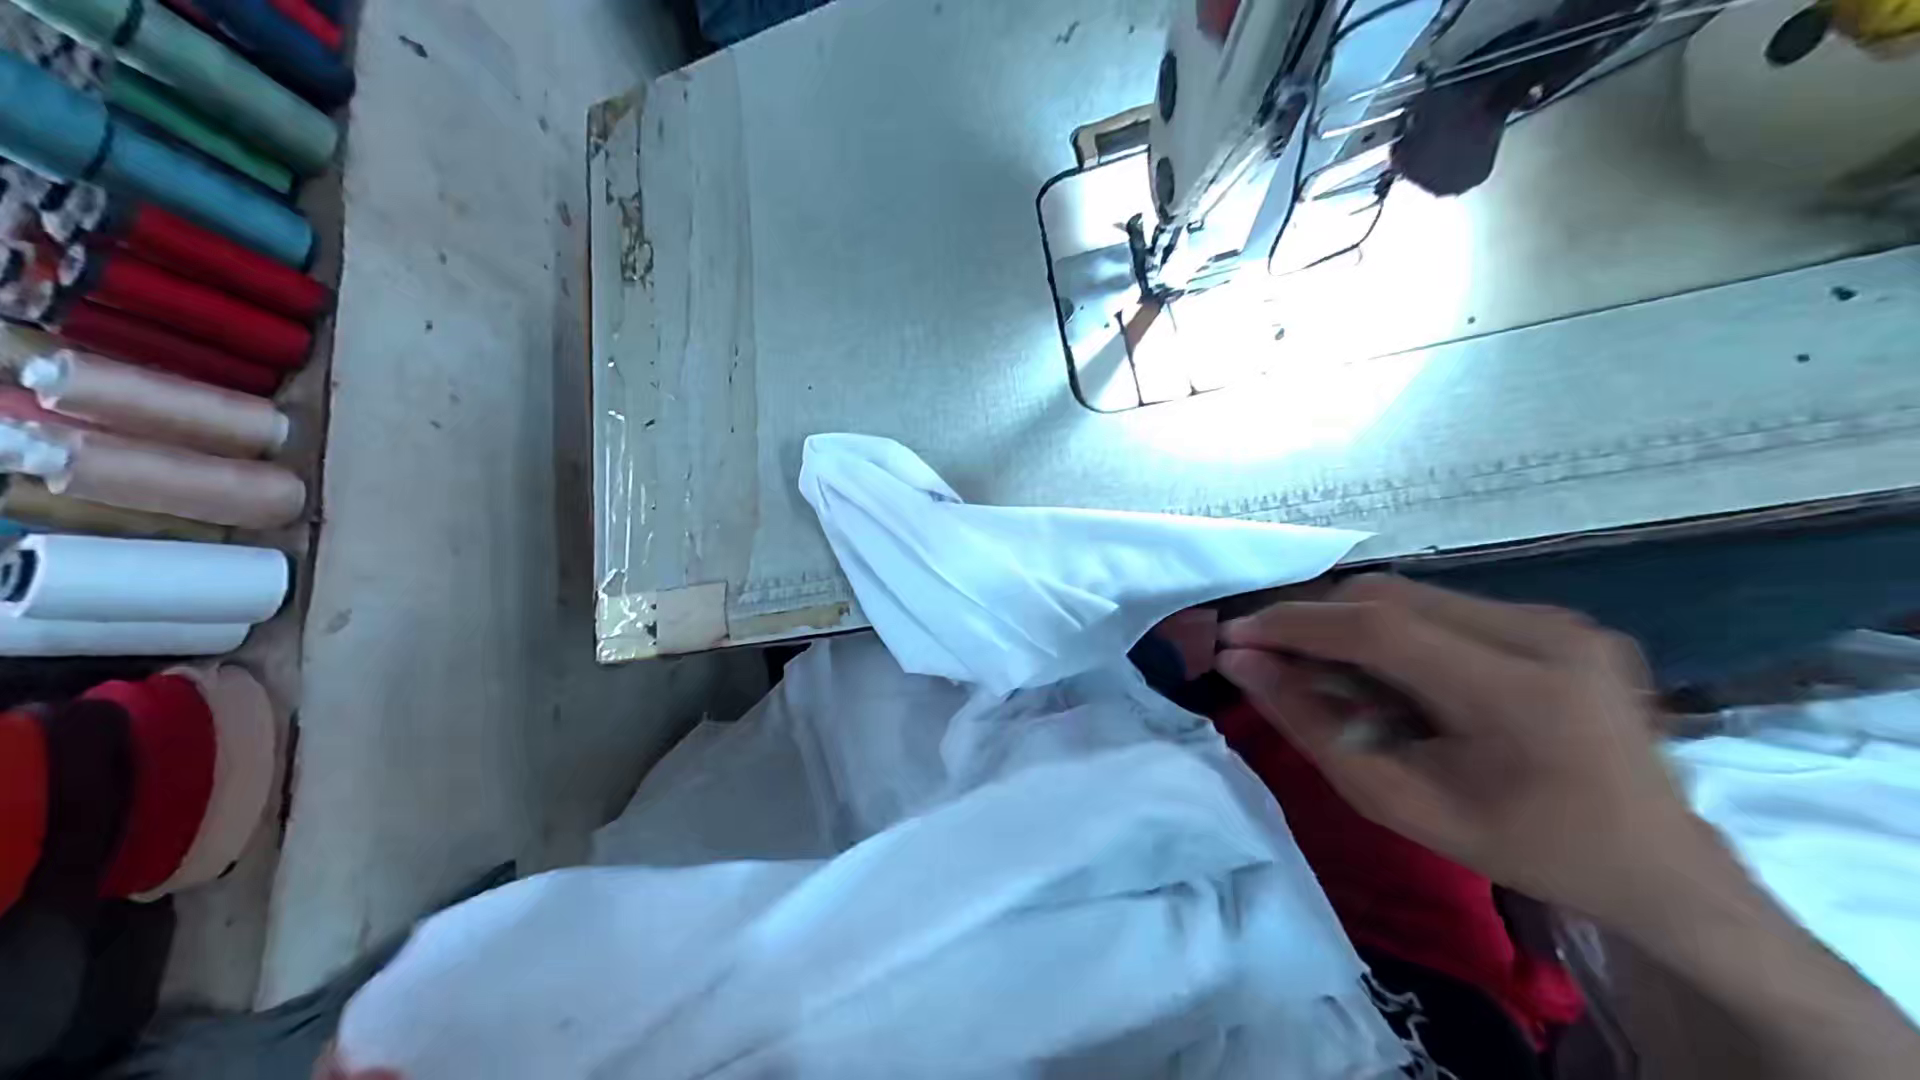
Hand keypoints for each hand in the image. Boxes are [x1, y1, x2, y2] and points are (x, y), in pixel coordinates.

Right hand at [1217, 574, 1714, 921]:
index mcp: (1520, 693)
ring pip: (1409, 593)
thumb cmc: (1524, 849)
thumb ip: (1311, 726)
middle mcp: (1546, 633)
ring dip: (1349, 622)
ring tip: (1328, 671)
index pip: (1378, 627)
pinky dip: (1391, 628)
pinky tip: (1390, 672)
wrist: (1661, 869)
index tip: (1235, 637)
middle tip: (1272, 657)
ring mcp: (1559, 618)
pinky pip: (1441, 605)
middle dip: (1314, 619)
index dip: (1293, 624)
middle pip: (1389, 595)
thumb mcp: (1399, 803)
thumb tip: (1241, 664)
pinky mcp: (1557, 618)